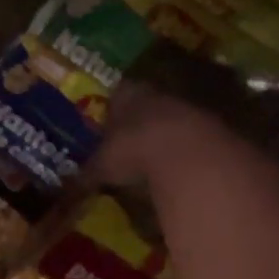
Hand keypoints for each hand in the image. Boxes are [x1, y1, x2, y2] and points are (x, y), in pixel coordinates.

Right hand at [92, 84, 240, 187]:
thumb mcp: (99, 166)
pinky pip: (184, 138)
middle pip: (142, 105)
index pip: (115, 94)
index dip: (107, 110)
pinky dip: (175, 150)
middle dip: (132, 123)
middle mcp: (156, 94)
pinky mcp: (208, 127)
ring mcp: (185, 108)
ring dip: (156, 136)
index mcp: (127, 94)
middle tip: (120, 144)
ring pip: (165, 120)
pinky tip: (166, 168)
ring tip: (143, 160)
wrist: (186, 154)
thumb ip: (86, 172)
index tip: (101, 126)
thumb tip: (70, 185)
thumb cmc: (130, 151)